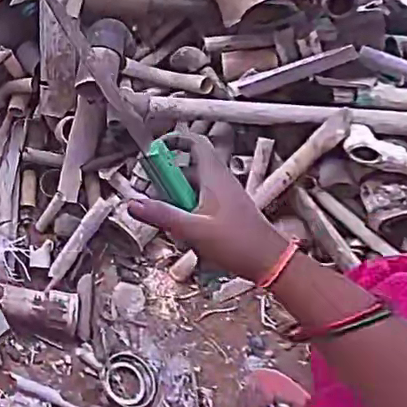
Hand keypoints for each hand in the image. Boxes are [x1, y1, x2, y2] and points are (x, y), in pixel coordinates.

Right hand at [127, 132, 298, 281]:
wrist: (272, 264)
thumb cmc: (241, 244)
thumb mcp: (193, 230)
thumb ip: (162, 215)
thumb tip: (134, 204)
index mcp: (214, 176)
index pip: (193, 143)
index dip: (171, 143)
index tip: (152, 154)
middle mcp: (219, 181)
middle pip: (185, 169)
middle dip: (166, 182)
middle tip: (154, 198)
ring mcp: (223, 195)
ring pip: (190, 187)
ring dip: (176, 200)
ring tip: (173, 221)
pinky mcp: (225, 210)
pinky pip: (199, 201)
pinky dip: (187, 211)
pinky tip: (187, 231)